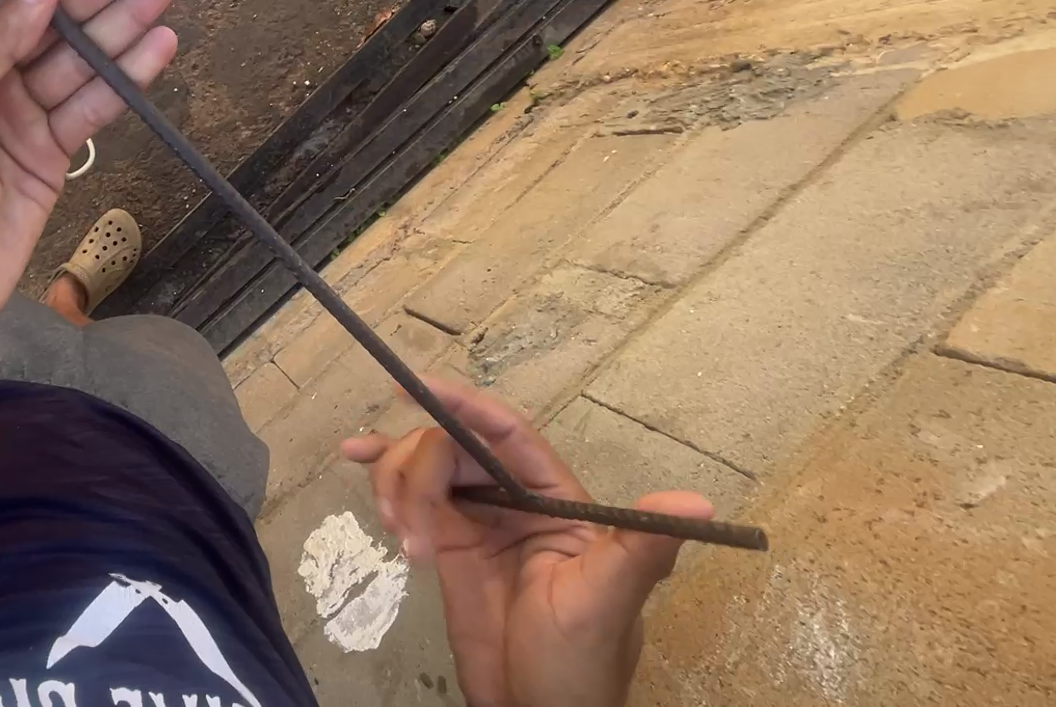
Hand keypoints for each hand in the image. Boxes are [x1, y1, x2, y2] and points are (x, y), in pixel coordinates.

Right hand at [341, 381, 712, 706]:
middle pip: (449, 445)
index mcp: (553, 497)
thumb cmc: (579, 665)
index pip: (505, 431)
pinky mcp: (440, 533)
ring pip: (420, 463)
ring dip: (396, 486)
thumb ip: (640, 548)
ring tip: (401, 540)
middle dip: (416, 469)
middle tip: (407, 524)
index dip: (462, 404)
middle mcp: (509, 493)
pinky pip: (405, 489)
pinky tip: (353, 457)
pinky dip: (379, 470)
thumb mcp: (606, 605)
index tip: (418, 390)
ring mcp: (471, 512)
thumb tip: (701, 502)